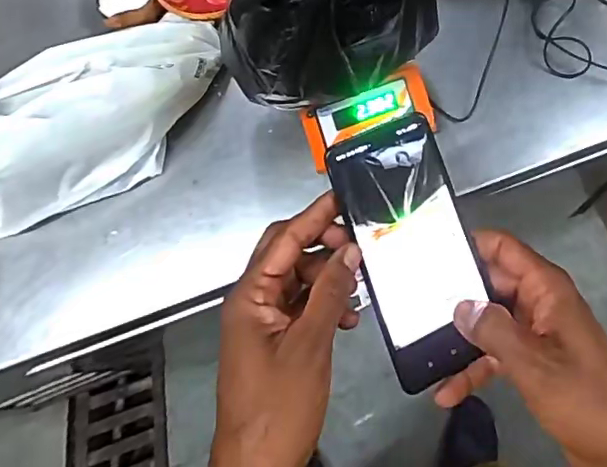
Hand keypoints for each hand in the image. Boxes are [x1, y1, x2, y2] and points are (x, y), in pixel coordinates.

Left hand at [211, 192, 363, 466]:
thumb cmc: (276, 410)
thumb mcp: (310, 345)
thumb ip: (330, 292)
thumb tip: (349, 251)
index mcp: (250, 295)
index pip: (284, 239)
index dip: (313, 216)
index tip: (338, 196)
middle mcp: (253, 300)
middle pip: (289, 253)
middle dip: (323, 245)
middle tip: (355, 243)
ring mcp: (263, 320)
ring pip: (299, 278)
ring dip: (328, 278)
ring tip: (356, 286)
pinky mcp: (275, 338)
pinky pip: (302, 304)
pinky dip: (325, 303)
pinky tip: (347, 315)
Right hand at [435, 230, 606, 466]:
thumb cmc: (582, 397)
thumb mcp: (533, 363)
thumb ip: (494, 330)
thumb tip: (461, 306)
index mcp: (547, 289)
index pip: (505, 248)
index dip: (473, 243)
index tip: (438, 249)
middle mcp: (541, 303)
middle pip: (492, 284)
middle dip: (459, 294)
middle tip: (421, 300)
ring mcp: (537, 333)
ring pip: (491, 321)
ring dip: (463, 338)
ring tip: (427, 346)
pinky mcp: (534, 361)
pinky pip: (498, 353)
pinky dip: (476, 367)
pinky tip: (449, 389)